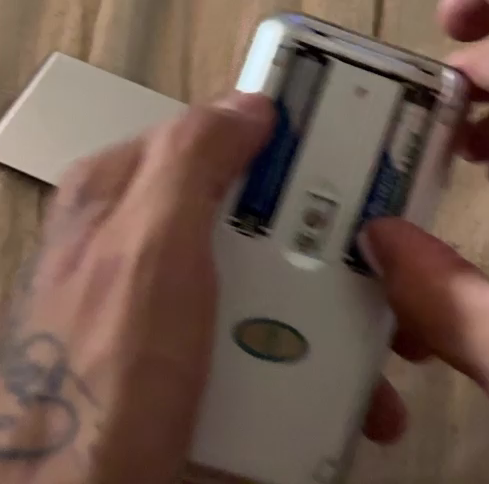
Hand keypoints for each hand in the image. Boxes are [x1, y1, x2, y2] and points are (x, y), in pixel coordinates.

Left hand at [0, 94, 406, 483]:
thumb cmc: (100, 380)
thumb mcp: (145, 250)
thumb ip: (191, 158)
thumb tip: (253, 101)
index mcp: (124, 194)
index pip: (222, 131)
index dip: (288, 132)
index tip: (357, 148)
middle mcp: (150, 242)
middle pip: (261, 206)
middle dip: (328, 228)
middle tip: (385, 251)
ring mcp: (178, 309)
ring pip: (276, 275)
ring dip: (337, 302)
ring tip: (389, 333)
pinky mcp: (201, 365)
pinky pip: (275, 337)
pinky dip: (321, 357)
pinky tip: (355, 386)